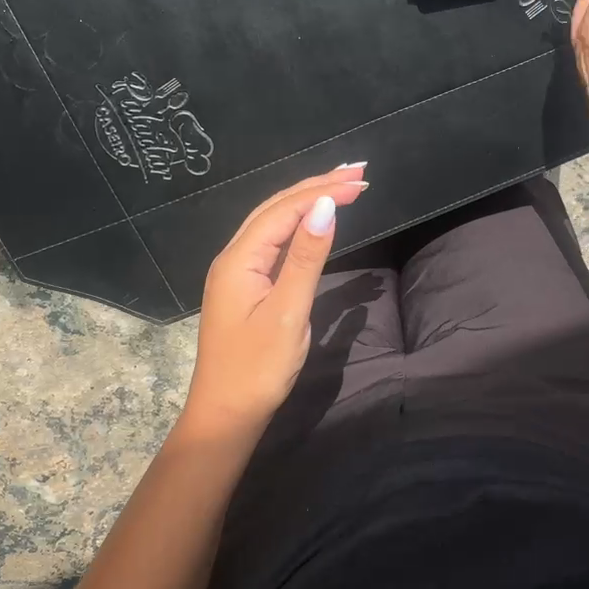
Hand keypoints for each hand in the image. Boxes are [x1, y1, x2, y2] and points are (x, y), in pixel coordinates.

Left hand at [187, 165, 369, 429]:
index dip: (322, 191)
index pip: (285, 210)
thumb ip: (306, 257)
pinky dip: (299, 222)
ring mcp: (238, 272)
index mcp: (239, 260)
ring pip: (274, 222)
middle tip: (357, 171)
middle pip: (276, 207)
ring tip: (342, 184)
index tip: (361, 182)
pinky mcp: (246, 286)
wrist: (226, 417)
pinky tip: (315, 219)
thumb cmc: (258, 368)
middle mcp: (234, 257)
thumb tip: (325, 207)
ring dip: (307, 200)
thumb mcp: (288, 312)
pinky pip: (274, 241)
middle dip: (316, 185)